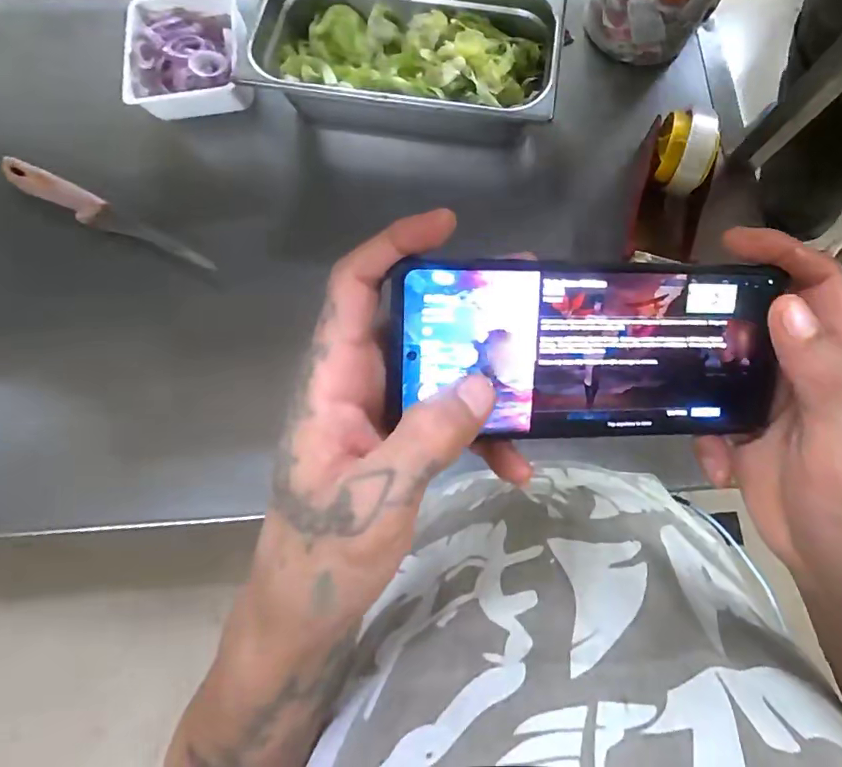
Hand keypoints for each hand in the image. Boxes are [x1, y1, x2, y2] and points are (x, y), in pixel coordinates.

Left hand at [254, 208, 502, 634]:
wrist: (305, 616)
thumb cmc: (321, 555)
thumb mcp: (376, 496)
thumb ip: (428, 437)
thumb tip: (485, 383)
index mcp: (332, 379)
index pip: (354, 287)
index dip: (393, 245)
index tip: (446, 226)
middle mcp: (357, 382)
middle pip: (409, 317)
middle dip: (463, 301)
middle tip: (516, 287)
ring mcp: (381, 410)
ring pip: (437, 365)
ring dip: (483, 368)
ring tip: (536, 366)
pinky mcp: (401, 438)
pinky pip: (446, 416)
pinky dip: (481, 433)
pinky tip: (517, 466)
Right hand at [694, 227, 841, 597]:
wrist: (841, 573)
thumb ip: (820, 372)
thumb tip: (783, 304)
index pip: (821, 282)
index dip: (784, 251)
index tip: (733, 242)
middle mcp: (811, 364)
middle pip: (767, 310)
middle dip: (728, 305)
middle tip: (686, 311)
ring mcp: (778, 394)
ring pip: (734, 352)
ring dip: (708, 365)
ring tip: (684, 379)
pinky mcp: (750, 424)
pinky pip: (716, 403)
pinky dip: (707, 426)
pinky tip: (717, 462)